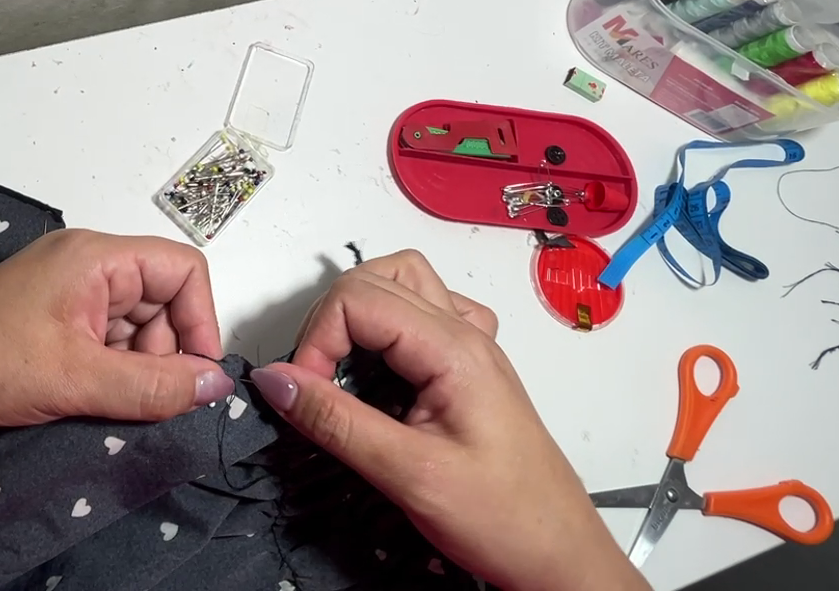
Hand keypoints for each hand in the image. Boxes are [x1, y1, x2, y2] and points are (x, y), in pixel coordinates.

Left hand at [0, 229, 235, 431]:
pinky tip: (87, 393)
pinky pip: (108, 335)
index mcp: (97, 256)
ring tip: (101, 397)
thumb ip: (154, 385)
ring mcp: (70, 289)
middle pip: (162, 299)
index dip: (200, 319)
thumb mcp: (78, 379)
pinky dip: (112, 367)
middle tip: (139, 397)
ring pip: (137, 323)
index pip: (181, 268)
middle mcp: (88, 263)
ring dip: (136, 365)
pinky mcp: (55, 313)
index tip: (195, 375)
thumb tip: (217, 386)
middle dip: (163, 351)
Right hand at [247, 252, 645, 590]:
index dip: (318, 338)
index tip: (306, 392)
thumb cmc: (501, 521)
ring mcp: (471, 342)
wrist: (565, 561)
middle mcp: (462, 330)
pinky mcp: (471, 362)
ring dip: (362, 305)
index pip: (358, 299)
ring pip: (403, 278)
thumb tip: (272, 379)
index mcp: (451, 348)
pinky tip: (390, 358)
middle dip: (330, 321)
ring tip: (345, 358)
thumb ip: (337, 422)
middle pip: (374, 277)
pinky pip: (430, 308)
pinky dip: (396, 317)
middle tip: (319, 380)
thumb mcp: (409, 476)